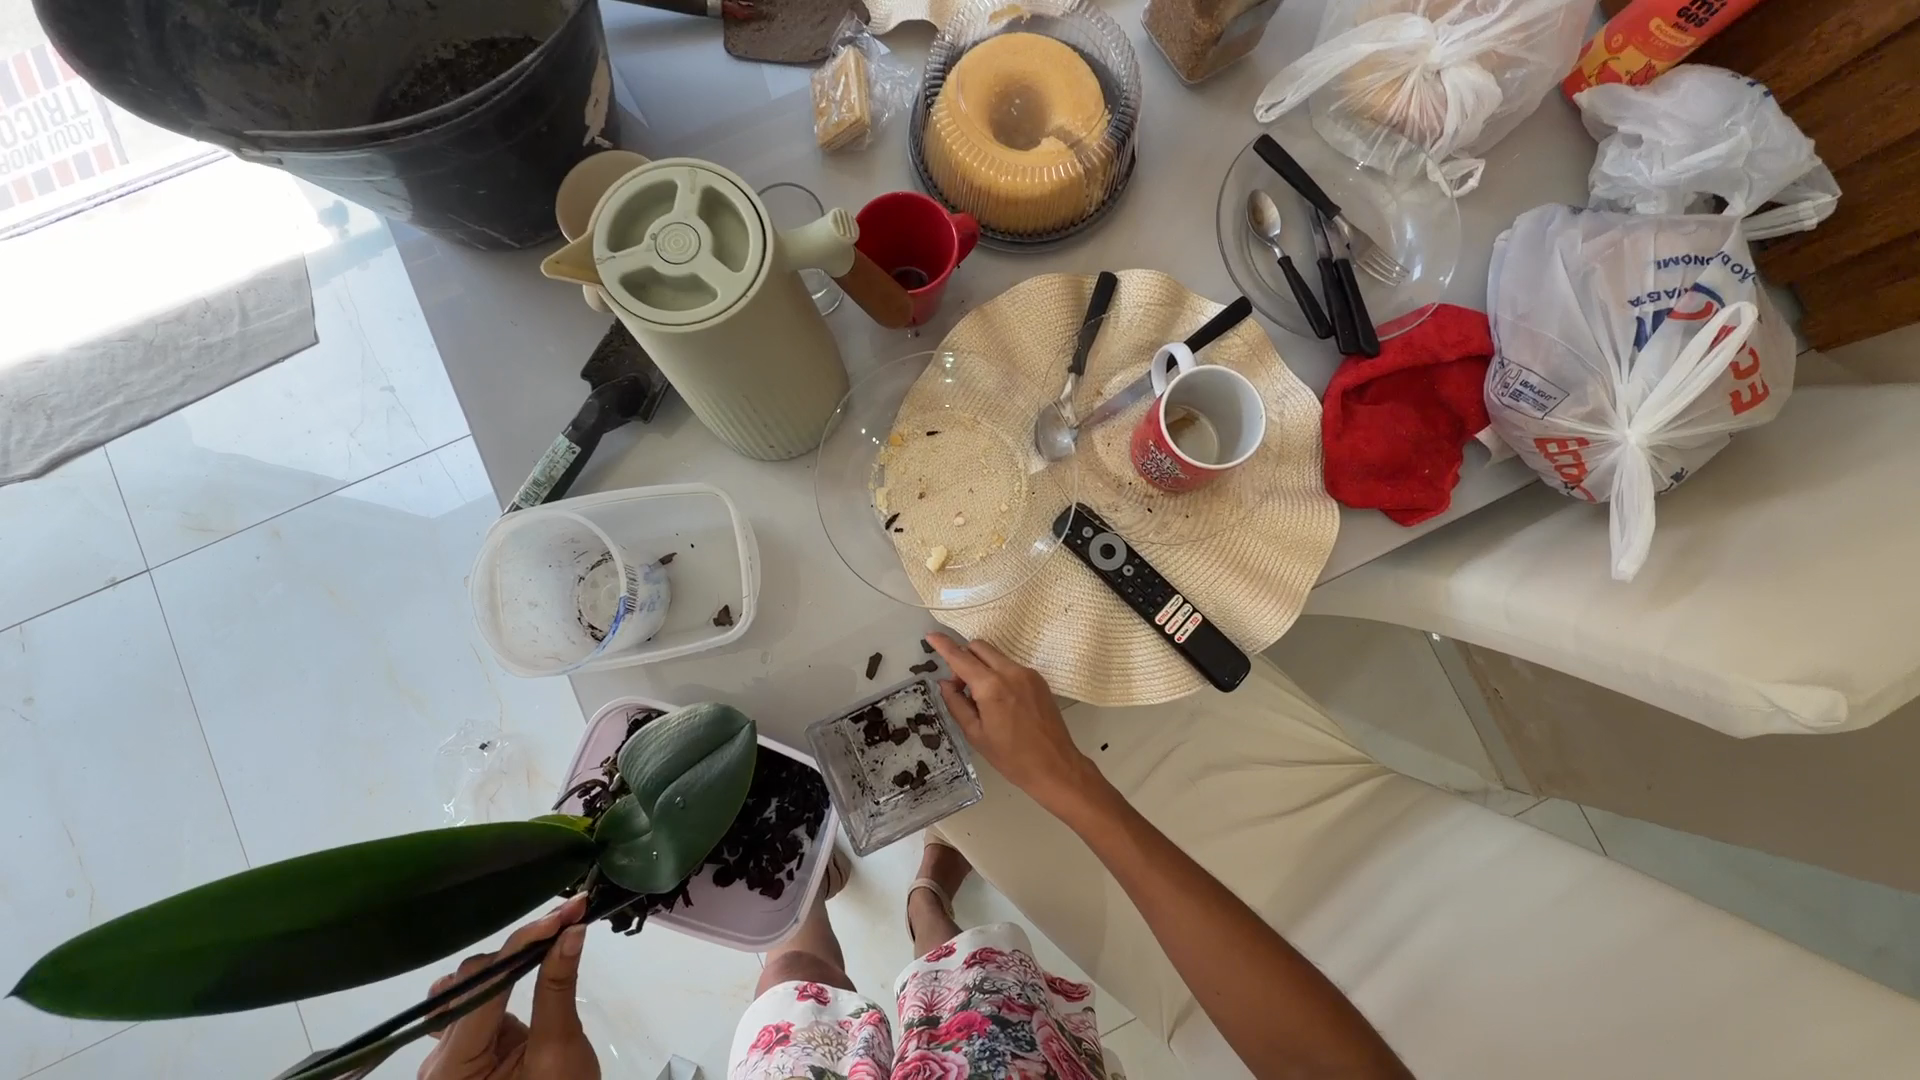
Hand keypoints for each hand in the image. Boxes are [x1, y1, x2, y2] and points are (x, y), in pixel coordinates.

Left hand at [419, 895, 598, 1079]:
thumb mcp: (560, 1053)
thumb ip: (557, 989)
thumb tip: (571, 930)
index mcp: (450, 1074)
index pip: (483, 988)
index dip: (524, 942)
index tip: (567, 912)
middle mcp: (436, 1064)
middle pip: (468, 984)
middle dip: (519, 946)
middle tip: (568, 920)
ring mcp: (448, 1058)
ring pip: (467, 987)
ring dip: (509, 958)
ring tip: (551, 937)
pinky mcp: (466, 1052)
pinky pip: (475, 1003)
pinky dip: (503, 976)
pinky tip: (532, 958)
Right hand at [925, 634, 1104, 814]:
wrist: (1055, 766)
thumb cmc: (1011, 757)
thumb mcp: (975, 734)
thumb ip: (956, 704)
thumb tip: (945, 683)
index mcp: (991, 687)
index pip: (961, 657)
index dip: (943, 645)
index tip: (930, 635)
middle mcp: (1010, 672)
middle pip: (979, 647)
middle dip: (963, 658)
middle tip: (959, 687)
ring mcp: (1027, 673)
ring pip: (995, 655)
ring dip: (980, 666)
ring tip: (980, 698)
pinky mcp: (1038, 679)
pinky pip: (1010, 666)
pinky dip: (997, 673)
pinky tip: (999, 701)